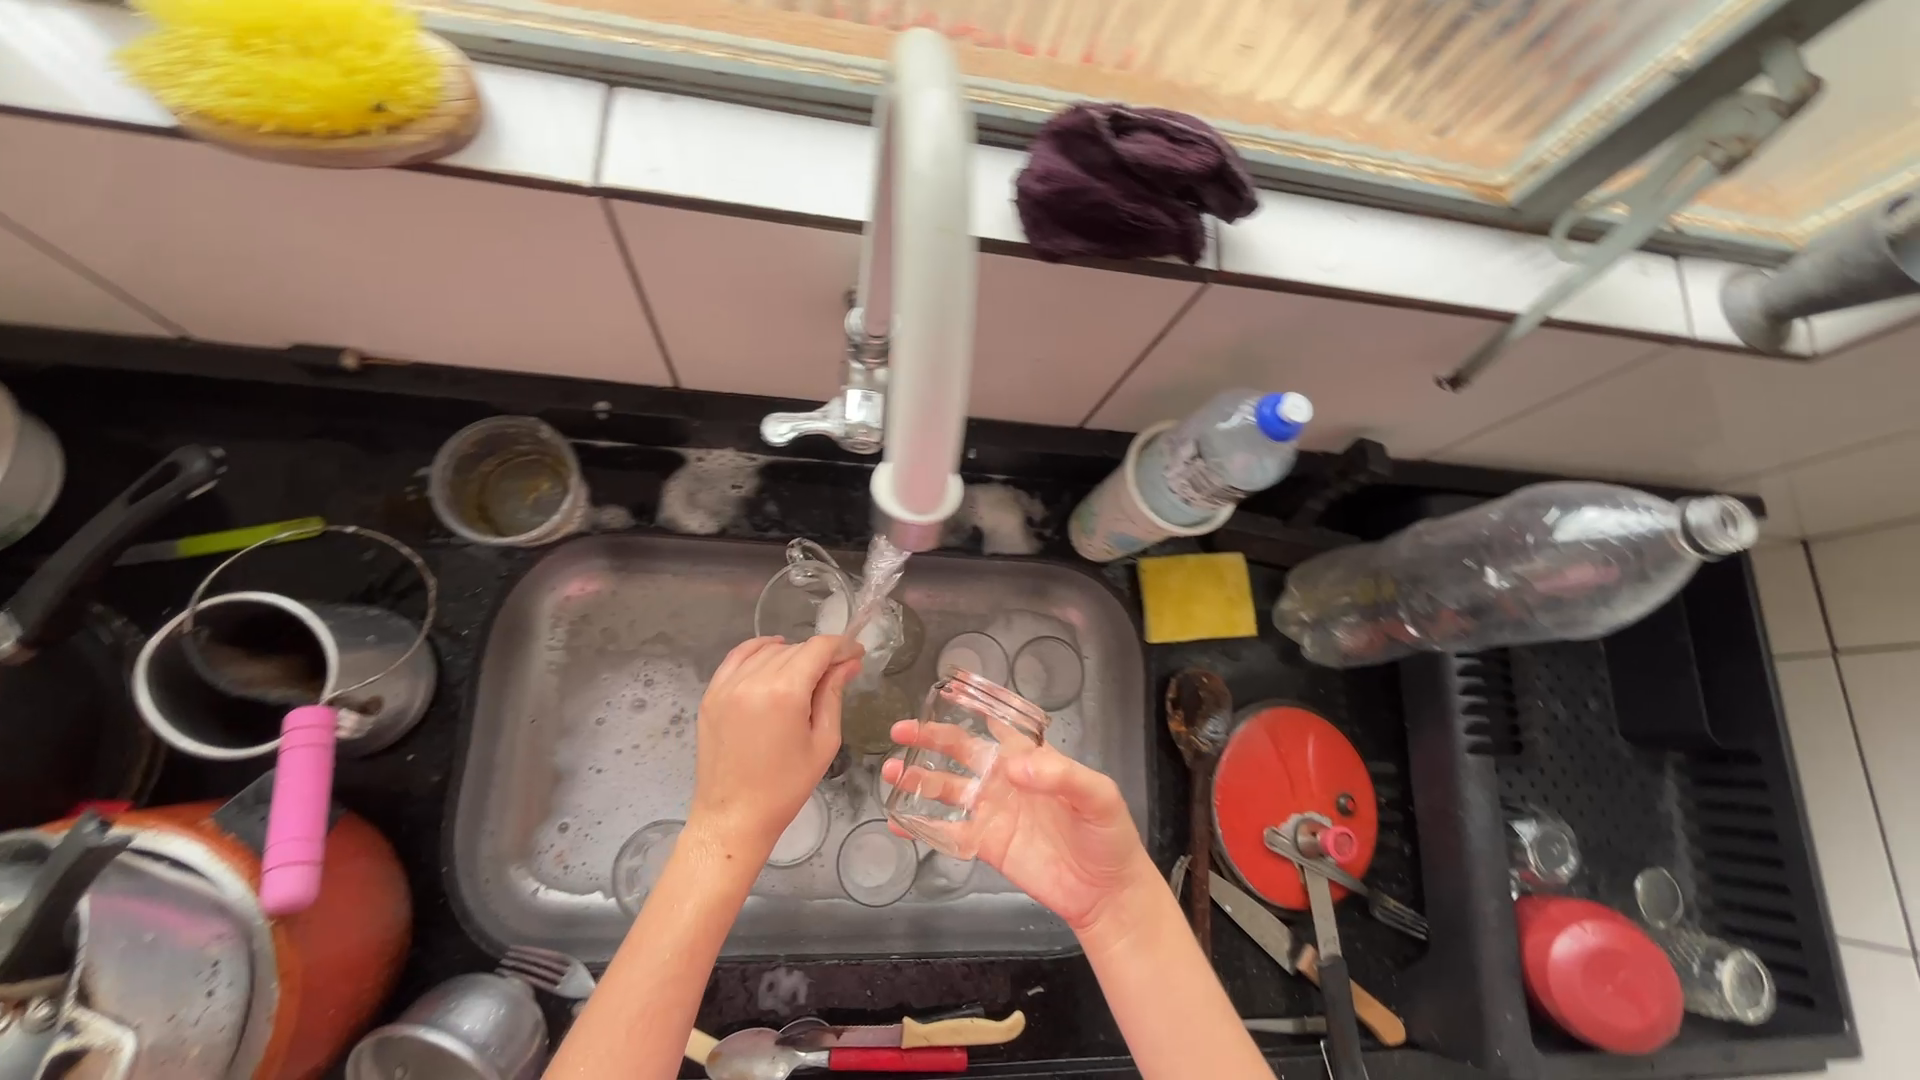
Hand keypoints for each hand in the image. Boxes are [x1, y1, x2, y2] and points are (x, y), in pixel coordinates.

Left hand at [689, 635, 861, 855]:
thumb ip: (834, 695)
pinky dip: (758, 650)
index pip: (818, 649)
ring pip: (768, 651)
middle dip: (821, 654)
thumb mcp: (823, 742)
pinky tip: (773, 655)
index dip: (842, 646)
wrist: (734, 817)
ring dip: (792, 654)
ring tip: (807, 673)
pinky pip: (737, 657)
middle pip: (795, 649)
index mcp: (785, 692)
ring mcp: (727, 685)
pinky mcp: (712, 694)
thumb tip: (848, 664)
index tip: (856, 654)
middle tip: (838, 670)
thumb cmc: (786, 787)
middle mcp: (753, 680)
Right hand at [883, 722, 1153, 932]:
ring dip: (918, 779)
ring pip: (947, 789)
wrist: (1105, 891)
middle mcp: (1004, 778)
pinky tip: (897, 820)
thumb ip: (1059, 776)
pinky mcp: (985, 845)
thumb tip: (1014, 768)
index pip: (996, 724)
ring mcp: (992, 812)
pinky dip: (921, 826)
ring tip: (890, 771)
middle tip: (900, 731)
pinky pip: (947, 833)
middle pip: (960, 752)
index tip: (942, 694)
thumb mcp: (1097, 794)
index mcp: (1030, 758)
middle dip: (929, 739)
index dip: (971, 709)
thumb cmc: (1107, 833)